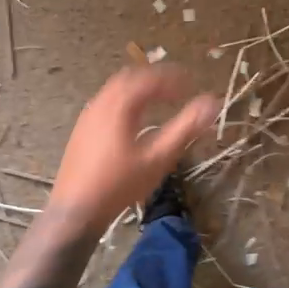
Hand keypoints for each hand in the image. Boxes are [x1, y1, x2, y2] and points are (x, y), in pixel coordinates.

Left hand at [48, 65, 219, 226]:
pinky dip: (126, 101)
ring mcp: (87, 116)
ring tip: (160, 102)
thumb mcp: (158, 158)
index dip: (174, 78)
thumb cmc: (120, 184)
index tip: (192, 84)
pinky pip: (106, 103)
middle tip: (177, 89)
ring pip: (116, 90)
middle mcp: (100, 103)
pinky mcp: (81, 130)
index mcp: (120, 105)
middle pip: (131, 78)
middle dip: (156, 79)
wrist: (76, 209)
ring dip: (139, 90)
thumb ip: (186, 129)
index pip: (150, 78)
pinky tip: (134, 121)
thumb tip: (212, 103)